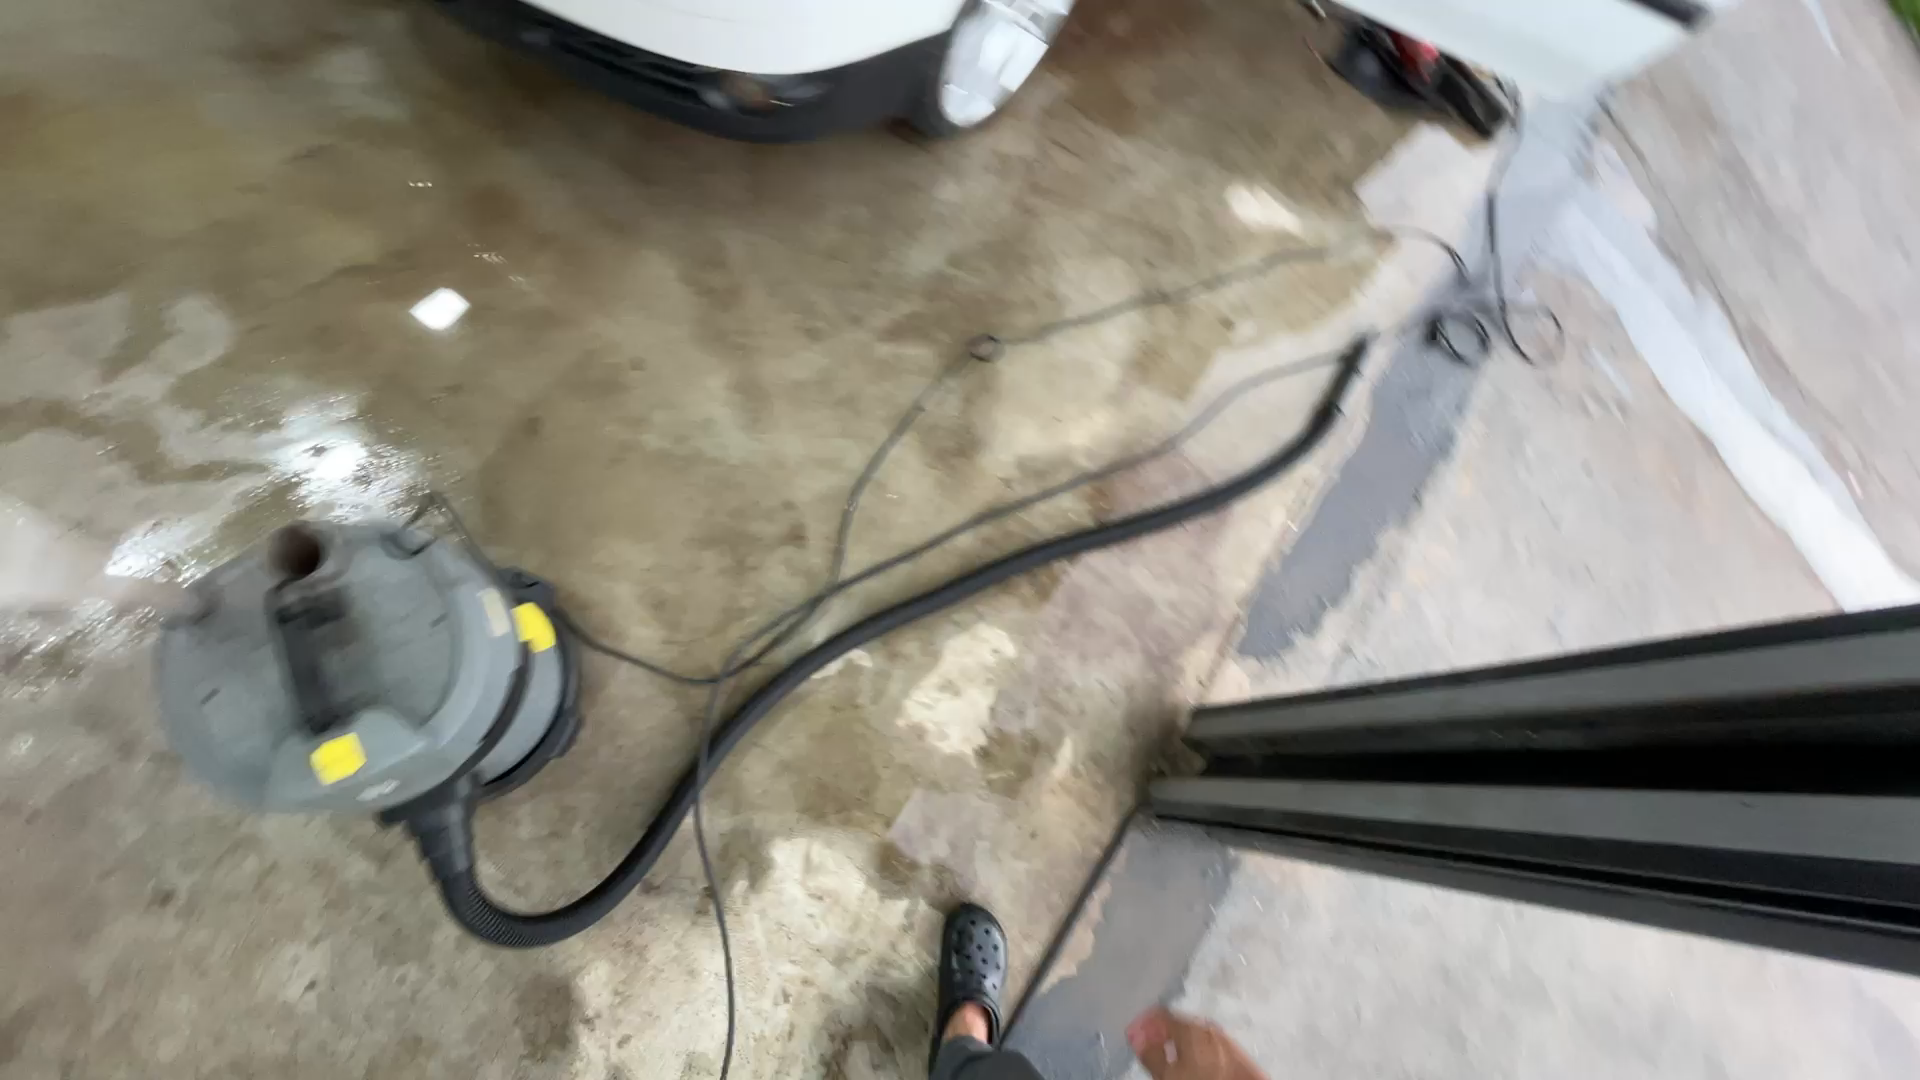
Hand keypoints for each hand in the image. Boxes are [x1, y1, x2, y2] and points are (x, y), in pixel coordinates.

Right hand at [1125, 1006, 1268, 1079]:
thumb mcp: (1169, 1075)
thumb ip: (1151, 1055)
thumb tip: (1136, 1036)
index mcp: (1189, 1025)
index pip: (1159, 1012)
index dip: (1143, 1022)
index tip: (1132, 1034)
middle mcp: (1206, 1024)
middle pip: (1177, 1022)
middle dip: (1160, 1032)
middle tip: (1148, 1047)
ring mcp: (1223, 1037)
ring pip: (1193, 1033)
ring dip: (1177, 1041)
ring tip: (1168, 1057)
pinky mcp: (1235, 1053)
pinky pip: (1207, 1044)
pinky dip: (1194, 1049)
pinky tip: (1192, 1063)